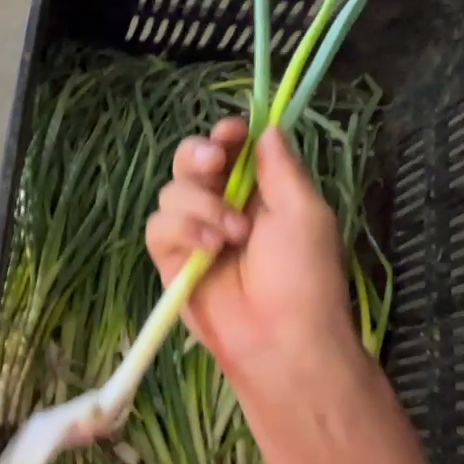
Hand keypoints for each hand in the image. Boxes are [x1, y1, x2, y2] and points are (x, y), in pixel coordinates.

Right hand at [144, 119, 362, 389]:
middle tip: (213, 165)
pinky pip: (158, 226)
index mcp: (257, 193)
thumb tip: (266, 129)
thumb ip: (280, 169)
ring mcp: (191, 232)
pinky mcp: (168, 257)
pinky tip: (208, 249)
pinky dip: (182, 230)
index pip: (230, 151)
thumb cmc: (304, 275)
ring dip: (201, 206)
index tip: (231, 131)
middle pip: (188, 162)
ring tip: (231, 236)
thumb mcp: (304, 213)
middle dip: (197, 156)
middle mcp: (219, 206)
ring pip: (171, 193)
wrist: (280, 335)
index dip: (225, 136)